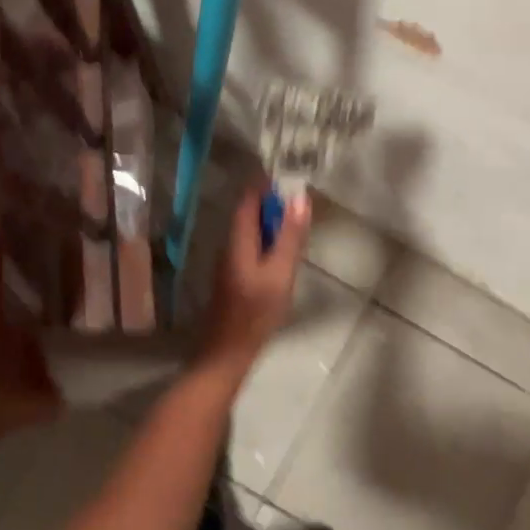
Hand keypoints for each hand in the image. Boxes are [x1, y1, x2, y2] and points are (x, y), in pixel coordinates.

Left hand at [199, 185, 312, 372]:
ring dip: (272, 223)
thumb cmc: (256, 313)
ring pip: (251, 232)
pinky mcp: (234, 277)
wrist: (228, 352)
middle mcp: (229, 246)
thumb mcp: (280, 273)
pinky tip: (284, 253)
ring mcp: (230, 262)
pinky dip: (269, 242)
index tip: (291, 177)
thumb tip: (300, 199)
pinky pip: (252, 247)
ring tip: (298, 223)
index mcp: (237, 240)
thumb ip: (290, 237)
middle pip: (249, 213)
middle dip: (273, 203)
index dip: (267, 185)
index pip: (248, 199)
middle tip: (301, 200)